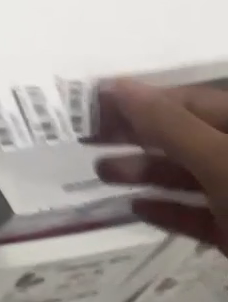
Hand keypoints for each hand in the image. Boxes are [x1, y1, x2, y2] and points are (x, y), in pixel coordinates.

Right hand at [92, 80, 227, 248]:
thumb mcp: (221, 162)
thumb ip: (167, 122)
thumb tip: (117, 85)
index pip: (195, 101)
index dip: (141, 100)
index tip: (89, 105)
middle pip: (191, 138)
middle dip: (138, 138)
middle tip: (86, 137)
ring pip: (195, 177)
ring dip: (145, 173)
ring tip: (104, 175)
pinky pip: (204, 216)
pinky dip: (169, 210)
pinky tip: (137, 209)